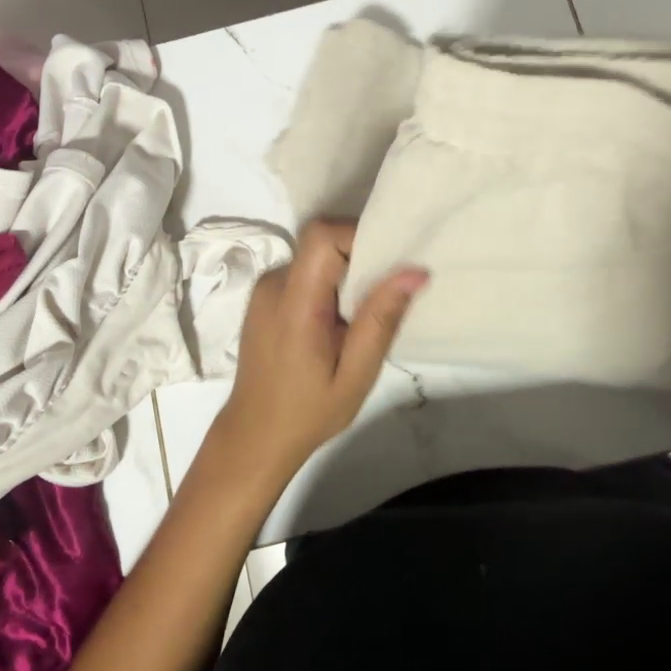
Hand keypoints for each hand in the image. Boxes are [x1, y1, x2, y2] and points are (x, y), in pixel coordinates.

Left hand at [212, 221, 428, 478]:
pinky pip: (304, 273)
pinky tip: (339, 322)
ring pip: (314, 257)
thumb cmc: (308, 412)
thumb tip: (415, 271)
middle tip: (385, 294)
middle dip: (358, 257)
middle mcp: (273, 284)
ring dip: (344, 274)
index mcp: (294, 303)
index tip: (389, 264)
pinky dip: (328, 284)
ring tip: (362, 315)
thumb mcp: (356, 374)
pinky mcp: (265, 297)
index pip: (321, 236)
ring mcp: (265, 289)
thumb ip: (381, 319)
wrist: (255, 434)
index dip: (357, 236)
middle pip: (320, 242)